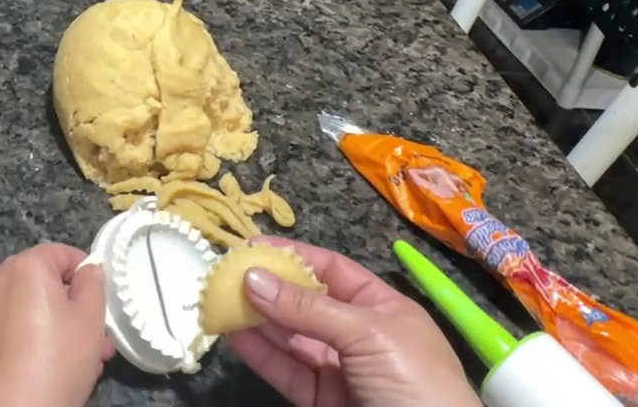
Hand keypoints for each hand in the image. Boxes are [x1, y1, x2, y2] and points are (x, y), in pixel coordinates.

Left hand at [0, 243, 112, 406]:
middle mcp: (0, 279)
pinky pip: (17, 327)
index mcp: (26, 265)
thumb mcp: (89, 320)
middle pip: (49, 283)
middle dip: (78, 308)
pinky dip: (37, 339)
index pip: (64, 253)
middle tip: (100, 340)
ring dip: (62, 327)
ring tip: (86, 361)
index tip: (103, 304)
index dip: (88, 274)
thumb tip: (90, 268)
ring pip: (35, 308)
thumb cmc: (55, 360)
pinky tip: (55, 369)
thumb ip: (94, 284)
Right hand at [225, 238, 480, 406]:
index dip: (292, 255)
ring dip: (256, 319)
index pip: (330, 269)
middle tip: (224, 273)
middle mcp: (359, 334)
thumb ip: (307, 308)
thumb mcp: (368, 335)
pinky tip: (234, 334)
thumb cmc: (418, 386)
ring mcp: (341, 371)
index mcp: (382, 308)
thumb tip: (251, 276)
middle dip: (267, 287)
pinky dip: (260, 353)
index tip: (250, 246)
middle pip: (305, 302)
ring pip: (291, 337)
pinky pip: (288, 371)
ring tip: (219, 299)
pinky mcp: (325, 402)